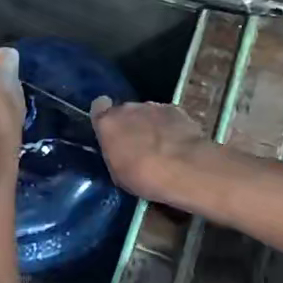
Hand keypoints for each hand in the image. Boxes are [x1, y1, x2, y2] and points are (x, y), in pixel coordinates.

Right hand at [87, 99, 212, 204]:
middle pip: (124, 111)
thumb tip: (118, 149)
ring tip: (160, 146)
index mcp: (108, 122)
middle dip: (129, 124)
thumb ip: (114, 152)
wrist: (184, 168)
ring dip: (150, 125)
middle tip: (137, 145)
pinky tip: (176, 143)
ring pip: (146, 113)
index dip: (104, 116)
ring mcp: (153, 106)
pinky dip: (169, 126)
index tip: (110, 129)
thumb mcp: (117, 172)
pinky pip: (166, 116)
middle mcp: (128, 108)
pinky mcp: (176, 109)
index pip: (99, 107)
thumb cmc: (143, 176)